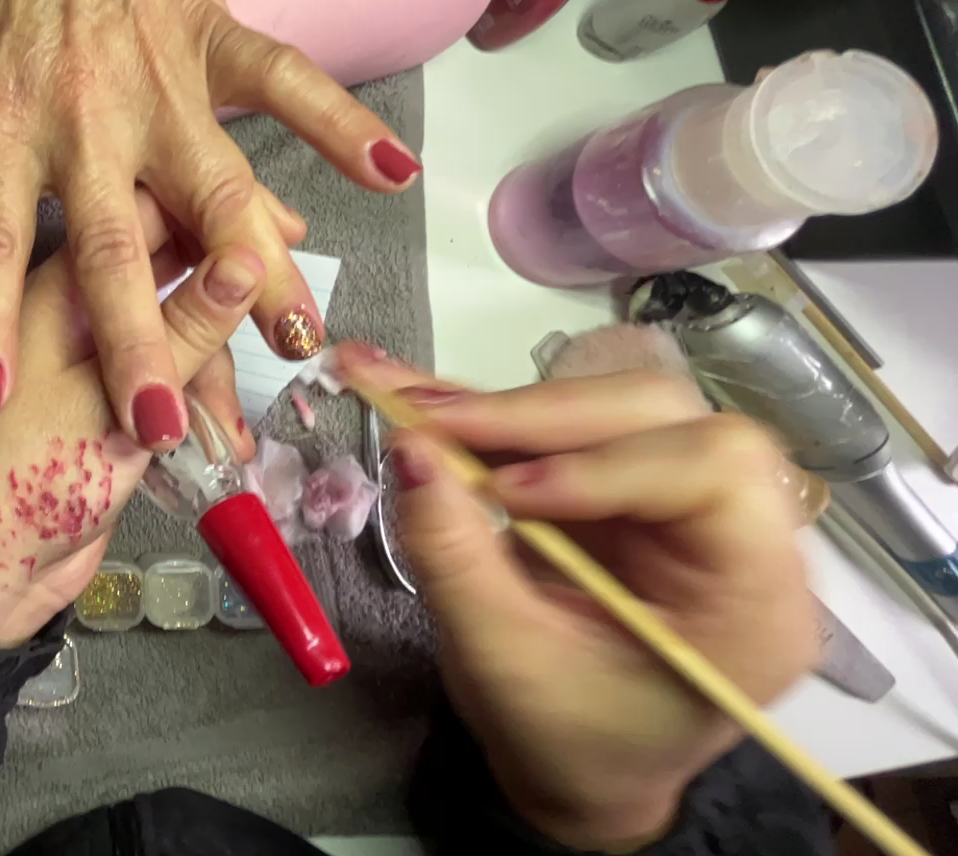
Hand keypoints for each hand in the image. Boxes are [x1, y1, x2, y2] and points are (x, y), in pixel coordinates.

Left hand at [0, 0, 413, 450]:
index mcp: (6, 124)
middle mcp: (85, 118)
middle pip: (109, 246)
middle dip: (132, 340)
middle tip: (155, 425)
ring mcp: (159, 79)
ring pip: (210, 185)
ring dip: (248, 265)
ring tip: (286, 338)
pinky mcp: (217, 37)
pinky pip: (284, 84)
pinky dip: (337, 122)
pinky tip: (388, 174)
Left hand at [0, 190, 300, 647]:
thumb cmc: (34, 471)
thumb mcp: (116, 396)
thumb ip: (183, 327)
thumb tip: (248, 253)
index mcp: (64, 281)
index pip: (148, 216)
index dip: (217, 217)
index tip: (284, 233)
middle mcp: (81, 304)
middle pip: (173, 274)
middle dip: (229, 304)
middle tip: (291, 322)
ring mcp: (97, 353)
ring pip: (177, 332)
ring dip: (213, 374)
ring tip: (227, 428)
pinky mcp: (112, 397)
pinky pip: (168, 380)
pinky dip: (196, 405)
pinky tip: (222, 442)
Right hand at [345, 350, 815, 850]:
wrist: (571, 761)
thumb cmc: (562, 734)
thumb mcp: (502, 657)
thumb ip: (454, 555)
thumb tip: (407, 449)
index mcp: (746, 592)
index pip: (711, 471)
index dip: (601, 465)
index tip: (503, 496)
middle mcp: (717, 524)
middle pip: (649, 414)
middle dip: (530, 413)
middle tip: (429, 421)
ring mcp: (652, 494)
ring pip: (587, 403)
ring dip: (490, 404)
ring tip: (403, 402)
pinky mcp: (591, 481)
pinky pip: (531, 425)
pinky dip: (464, 408)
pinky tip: (400, 386)